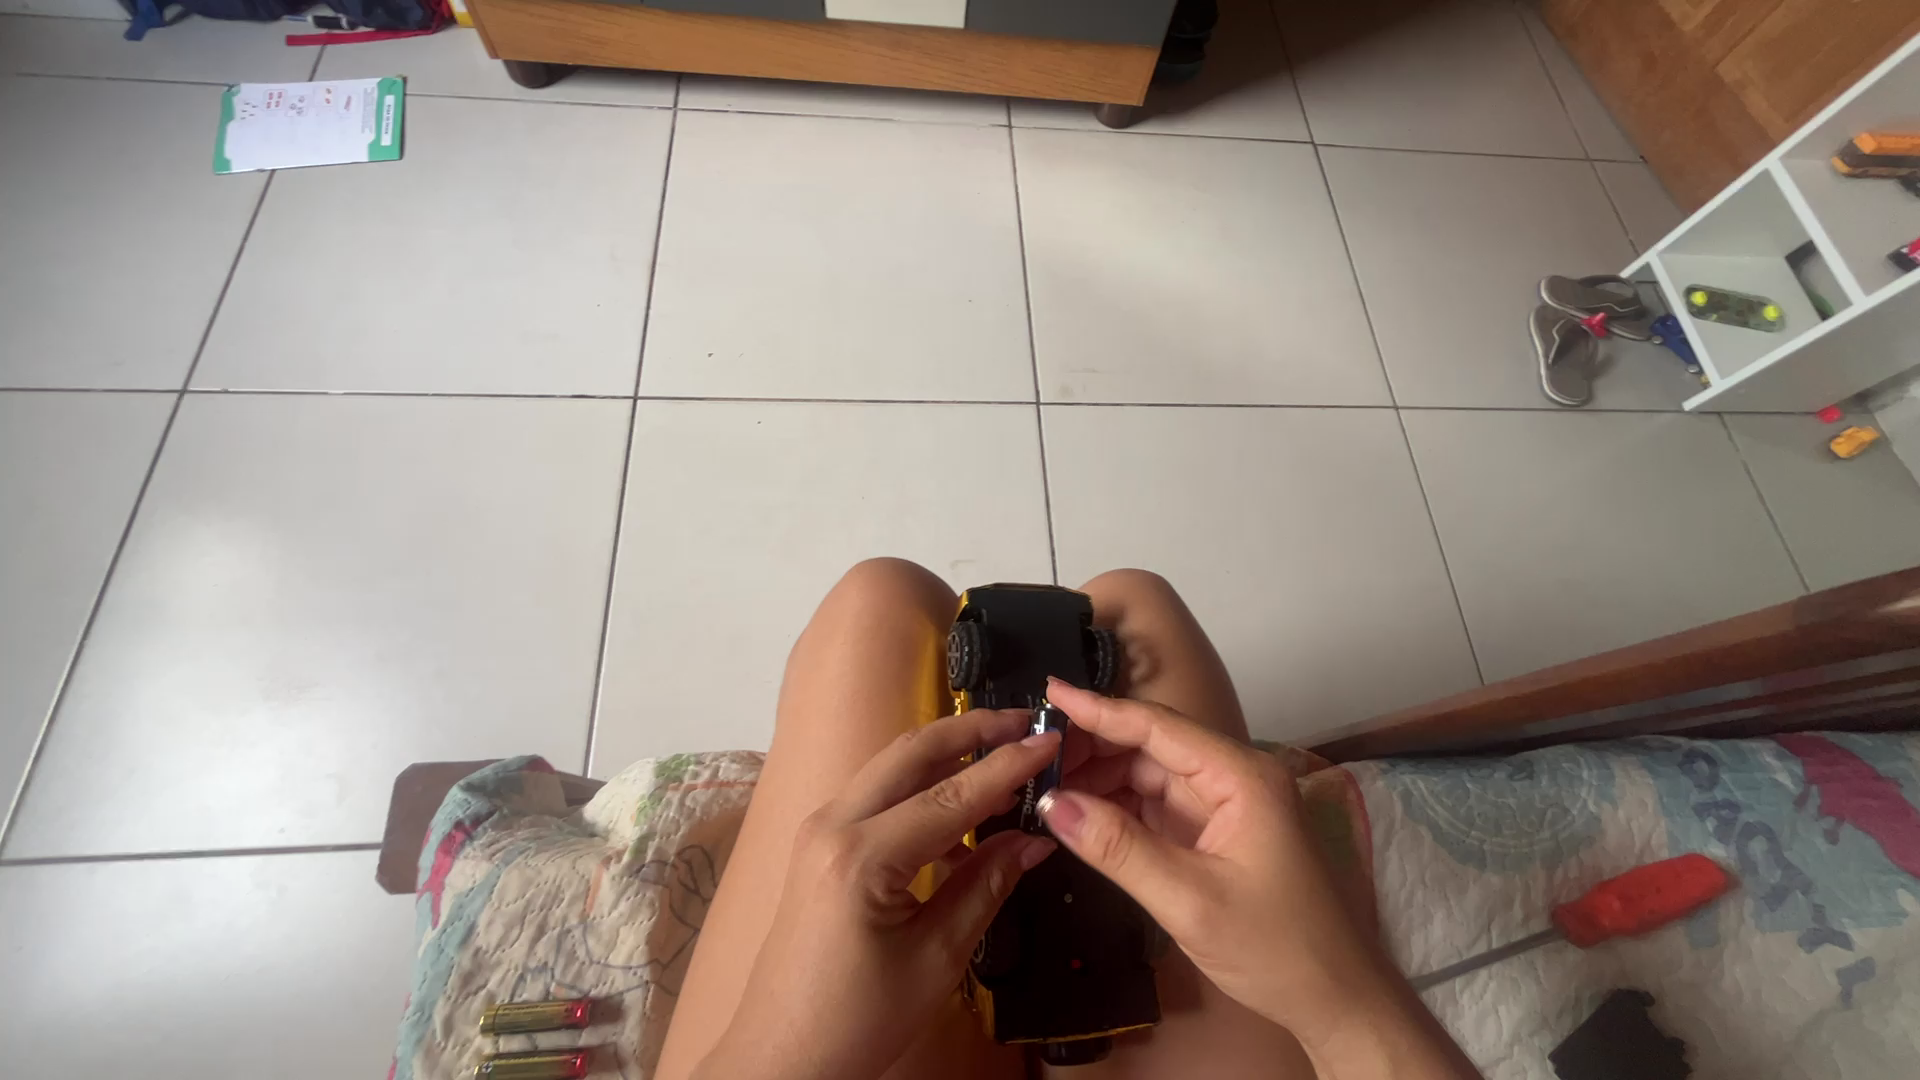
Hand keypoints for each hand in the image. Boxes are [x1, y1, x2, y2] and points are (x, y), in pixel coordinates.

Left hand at [693, 709, 1060, 1079]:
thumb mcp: (936, 959)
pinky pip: (881, 794)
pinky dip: (924, 788)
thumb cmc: (859, 1019)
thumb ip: (985, 885)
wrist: (780, 1057)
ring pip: (893, 766)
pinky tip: (962, 813)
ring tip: (1003, 756)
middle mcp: (834, 822)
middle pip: (911, 751)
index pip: (950, 795)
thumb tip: (1035, 839)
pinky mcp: (822, 839)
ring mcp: (822, 826)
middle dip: (971, 729)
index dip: (1007, 765)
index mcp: (862, 856)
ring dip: (948, 754)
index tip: (1049, 739)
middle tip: (1023, 721)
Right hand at [1042, 679, 1476, 1079]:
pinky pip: (1153, 803)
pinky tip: (1079, 812)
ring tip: (1048, 785)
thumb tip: (1050, 803)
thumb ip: (1118, 848)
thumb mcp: (1190, 900)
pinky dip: (1115, 806)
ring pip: (1147, 772)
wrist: (1339, 1005)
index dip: (1099, 708)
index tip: (1049, 692)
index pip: (1157, 725)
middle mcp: (1231, 776)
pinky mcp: (1210, 830)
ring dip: (1100, 777)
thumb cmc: (1277, 948)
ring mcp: (1221, 803)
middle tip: (1036, 755)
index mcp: (1239, 775)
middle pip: (1149, 743)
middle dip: (1093, 746)